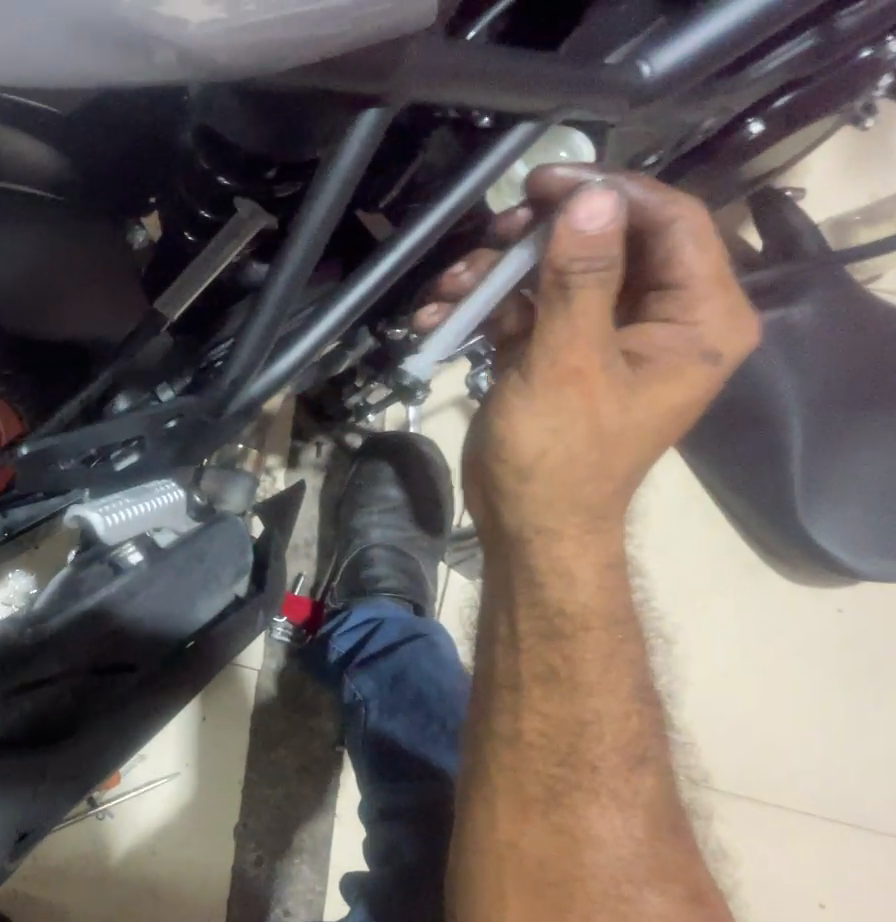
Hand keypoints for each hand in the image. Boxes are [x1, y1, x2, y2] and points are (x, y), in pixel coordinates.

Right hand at [416, 166, 760, 557]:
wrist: (526, 524)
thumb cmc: (558, 454)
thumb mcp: (567, 364)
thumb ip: (580, 279)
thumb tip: (589, 199)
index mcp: (697, 318)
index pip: (672, 223)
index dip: (610, 194)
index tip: (543, 182)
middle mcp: (660, 317)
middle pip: (607, 242)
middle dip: (540, 237)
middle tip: (490, 233)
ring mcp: (603, 335)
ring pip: (556, 273)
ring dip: (497, 274)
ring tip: (447, 288)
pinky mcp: (557, 353)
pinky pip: (525, 309)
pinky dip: (483, 308)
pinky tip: (438, 317)